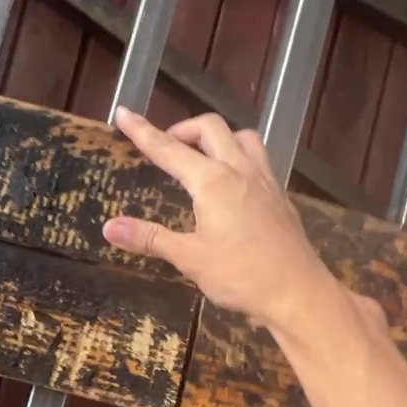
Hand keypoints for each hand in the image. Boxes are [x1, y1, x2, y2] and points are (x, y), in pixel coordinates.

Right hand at [102, 108, 355, 341]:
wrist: (297, 292)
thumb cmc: (240, 275)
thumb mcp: (189, 258)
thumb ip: (149, 238)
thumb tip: (109, 227)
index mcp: (212, 182)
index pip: (169, 149)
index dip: (143, 131)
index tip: (124, 114)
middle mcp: (240, 170)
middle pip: (210, 128)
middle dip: (183, 129)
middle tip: (165, 146)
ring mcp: (264, 180)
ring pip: (241, 137)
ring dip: (217, 137)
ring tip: (200, 156)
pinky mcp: (279, 195)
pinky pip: (258, 158)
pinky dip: (238, 155)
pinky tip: (232, 181)